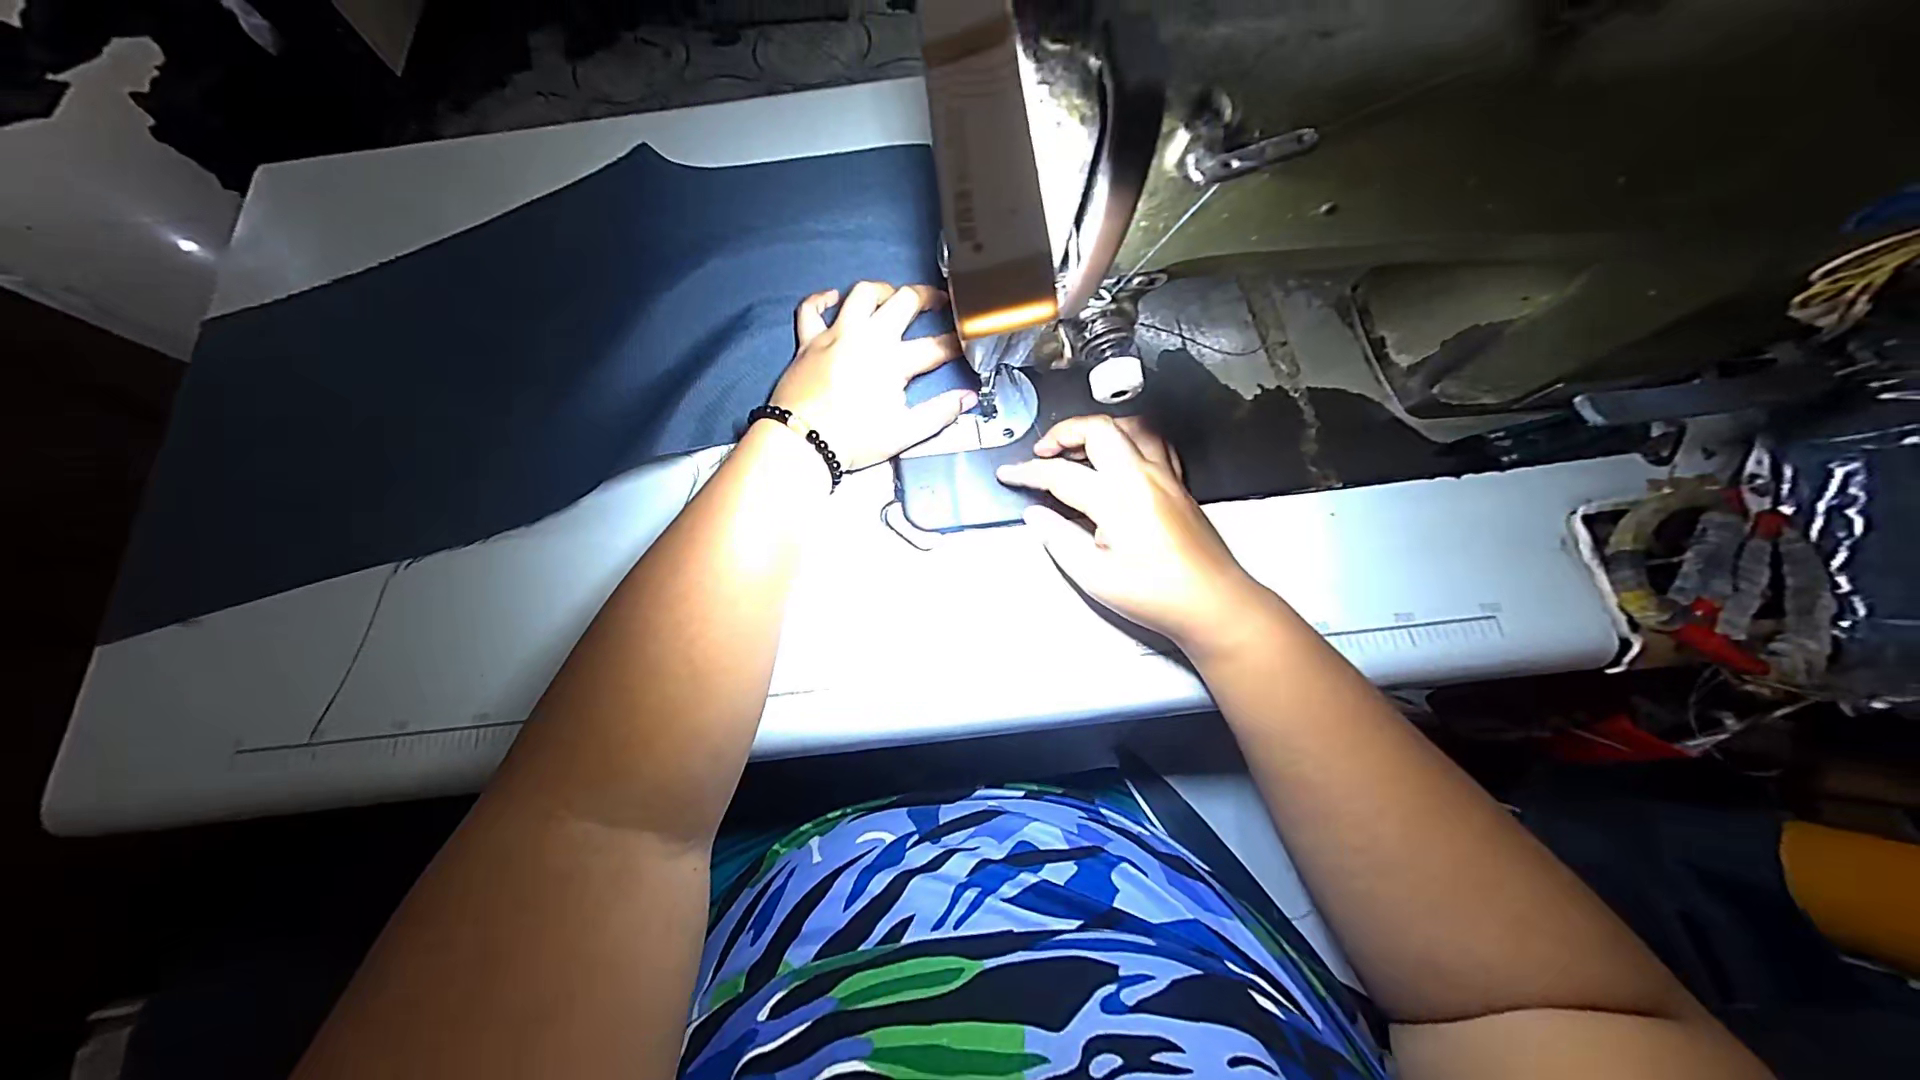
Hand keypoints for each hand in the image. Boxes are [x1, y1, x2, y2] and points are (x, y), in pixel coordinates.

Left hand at [769, 282, 976, 471]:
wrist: (802, 440)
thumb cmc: (853, 439)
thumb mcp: (905, 433)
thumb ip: (940, 413)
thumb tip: (966, 399)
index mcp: (894, 361)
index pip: (936, 346)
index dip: (955, 342)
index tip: (964, 342)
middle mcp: (867, 338)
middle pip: (903, 301)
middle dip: (926, 297)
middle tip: (936, 301)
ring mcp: (836, 335)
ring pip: (862, 294)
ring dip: (881, 290)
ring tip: (892, 295)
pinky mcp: (809, 341)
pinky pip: (812, 309)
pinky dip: (822, 299)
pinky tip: (832, 297)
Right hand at [997, 415, 1271, 653]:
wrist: (1214, 604)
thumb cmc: (1163, 596)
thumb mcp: (1095, 577)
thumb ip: (1059, 540)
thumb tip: (1037, 517)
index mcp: (1118, 499)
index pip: (1061, 473)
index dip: (1028, 472)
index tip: (1010, 474)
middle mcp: (1144, 478)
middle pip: (1098, 429)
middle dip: (1063, 433)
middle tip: (1042, 451)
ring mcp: (1165, 477)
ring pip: (1129, 427)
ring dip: (1097, 429)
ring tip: (1077, 445)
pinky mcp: (1178, 485)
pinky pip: (1155, 443)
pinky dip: (1130, 438)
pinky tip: (1121, 453)